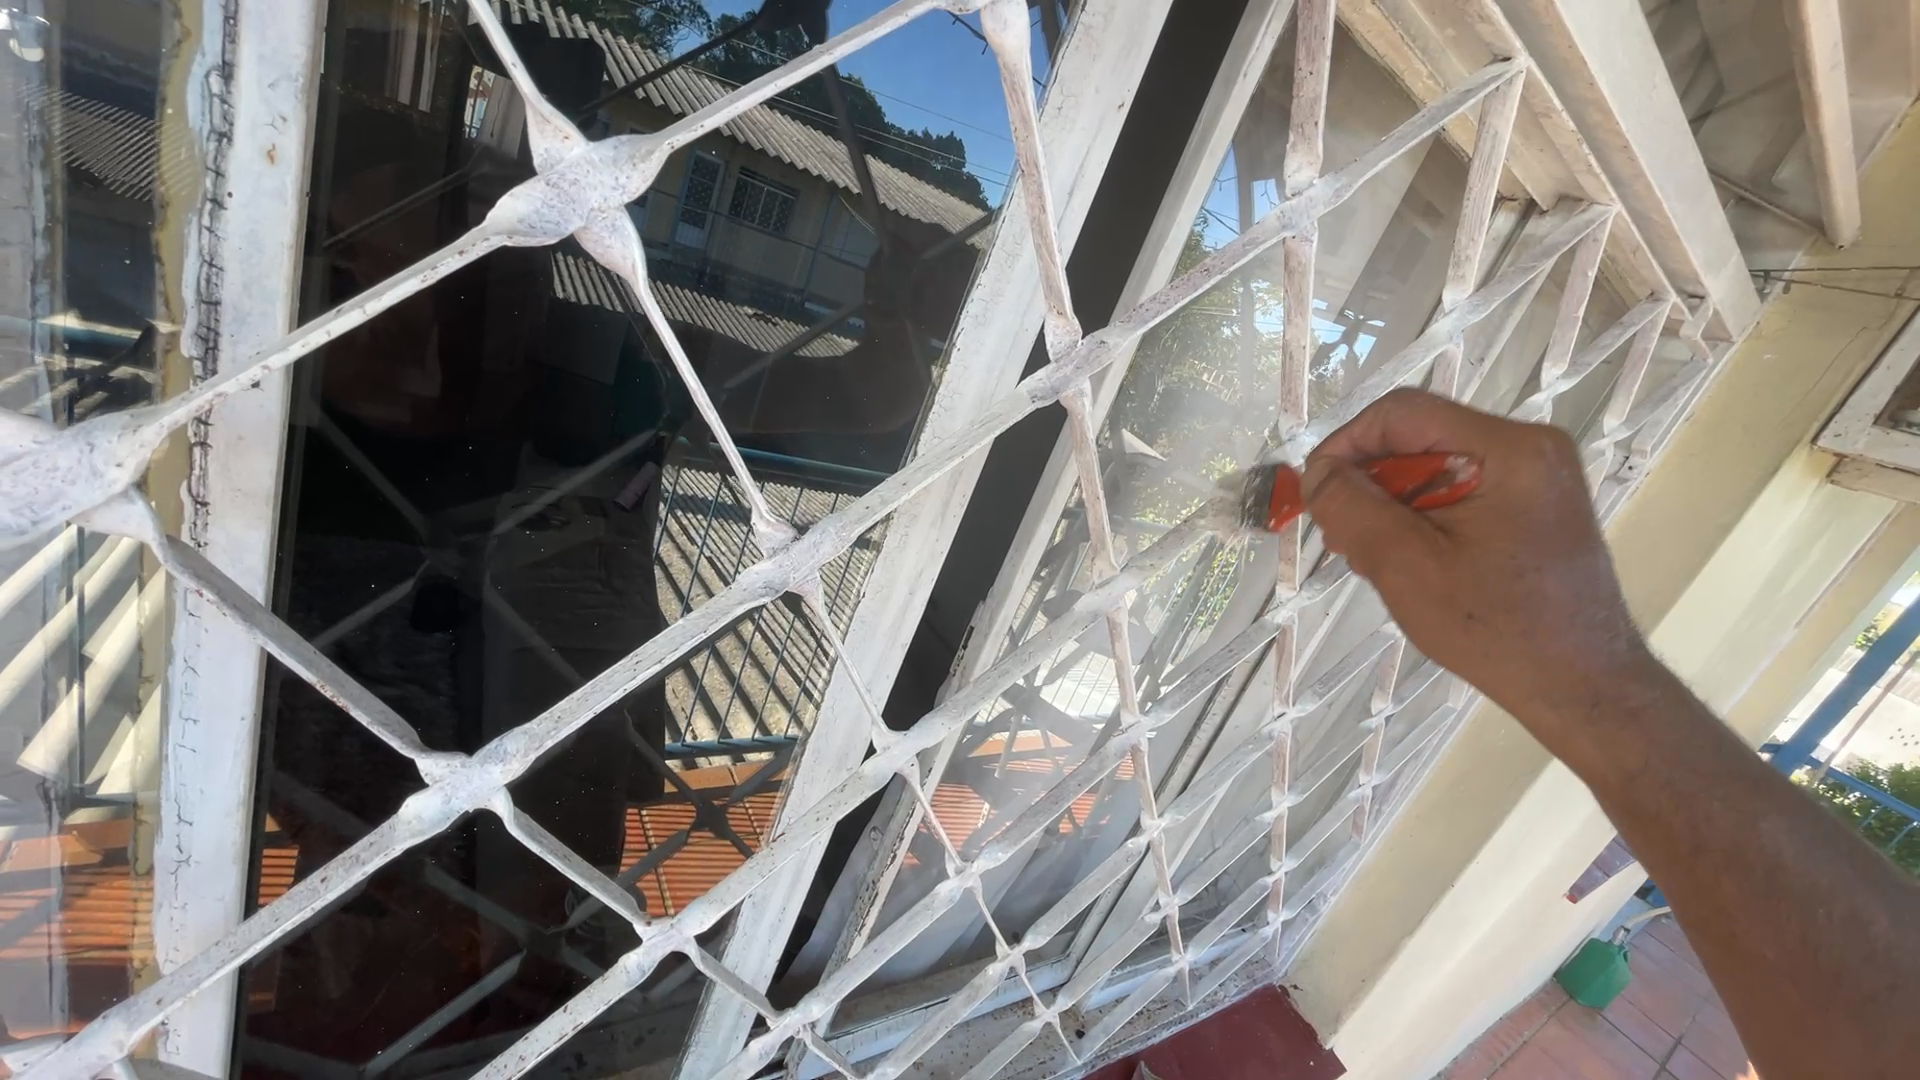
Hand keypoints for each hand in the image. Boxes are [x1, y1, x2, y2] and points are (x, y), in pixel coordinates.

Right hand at [1301, 389, 1654, 738]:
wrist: (1580, 684)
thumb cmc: (1494, 626)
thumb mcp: (1405, 565)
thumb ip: (1351, 507)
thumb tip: (1315, 472)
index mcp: (1509, 449)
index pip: (1401, 413)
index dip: (1344, 444)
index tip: (1313, 490)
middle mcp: (1529, 447)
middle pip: (1416, 437)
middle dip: (1365, 480)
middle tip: (1339, 534)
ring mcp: (1534, 475)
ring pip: (1429, 464)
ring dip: (1386, 502)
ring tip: (1367, 554)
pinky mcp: (1530, 503)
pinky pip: (1453, 488)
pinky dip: (1415, 514)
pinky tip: (1403, 556)